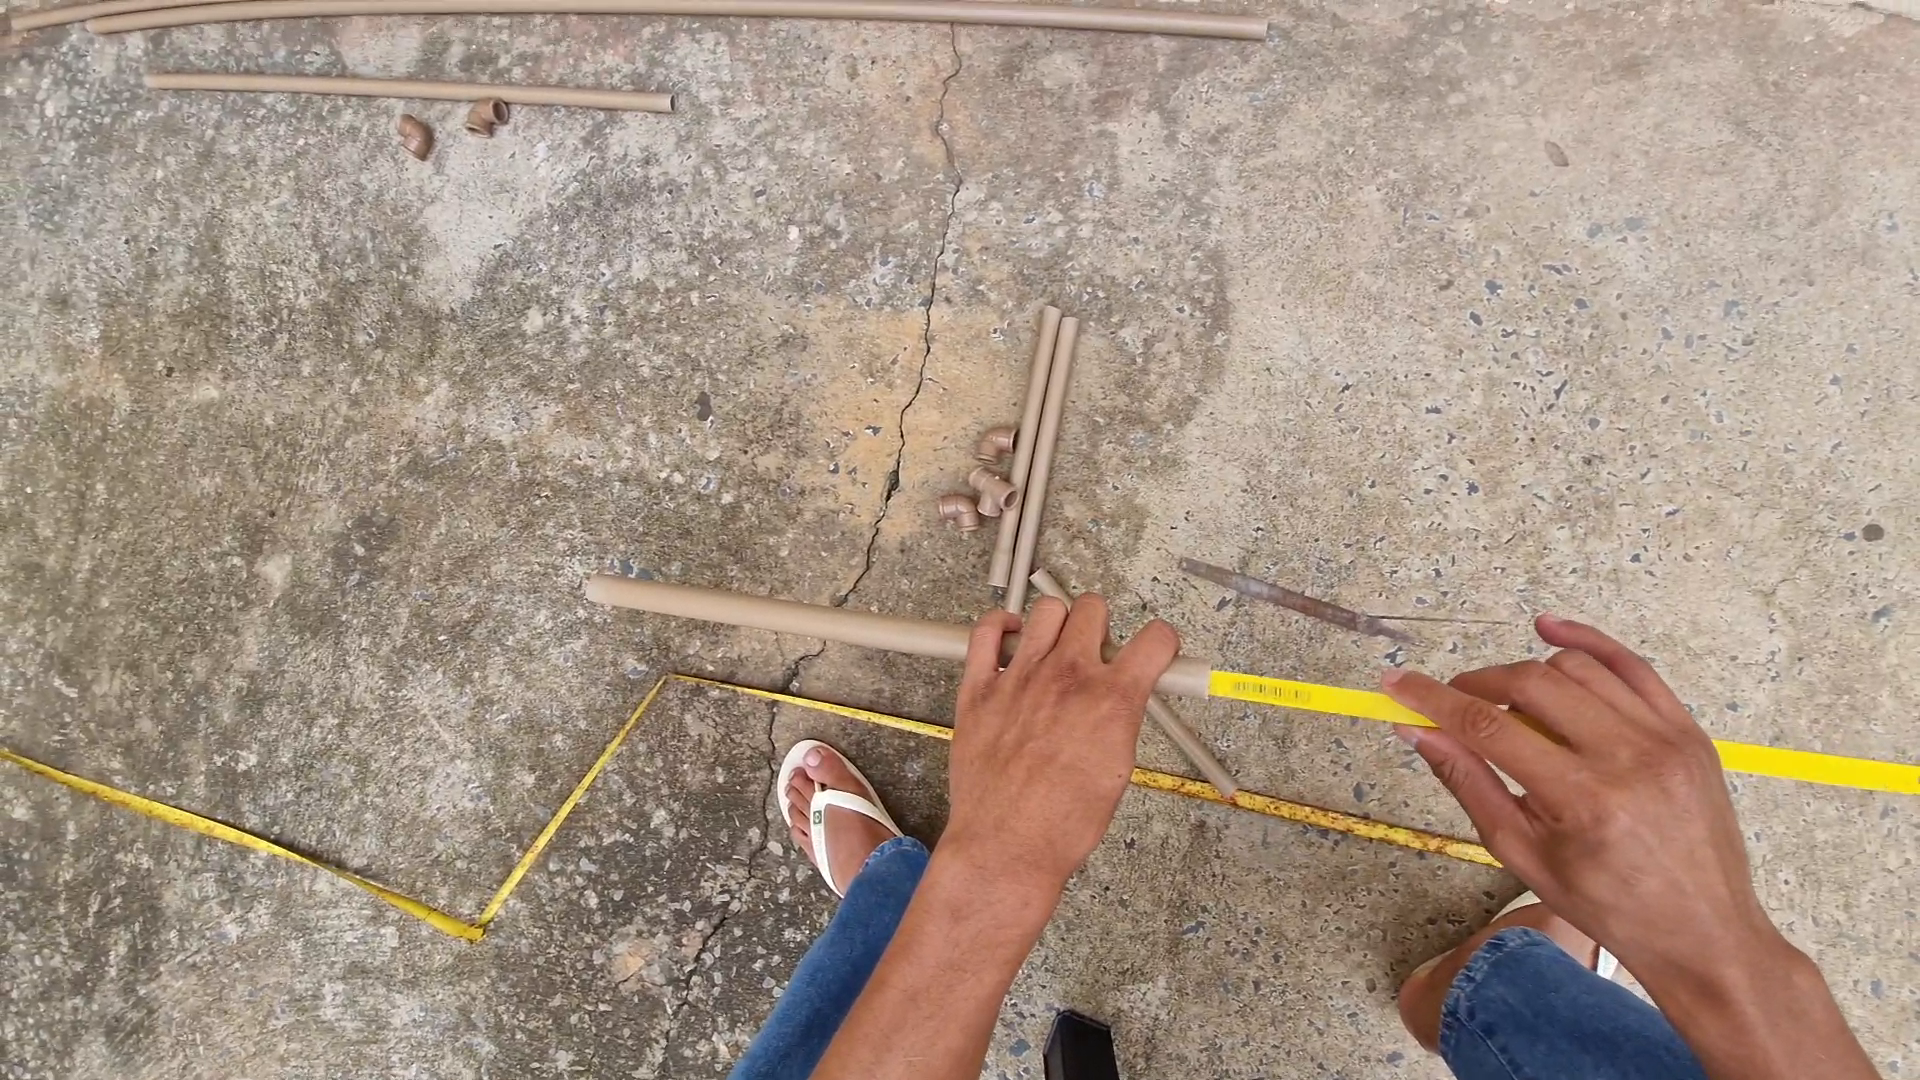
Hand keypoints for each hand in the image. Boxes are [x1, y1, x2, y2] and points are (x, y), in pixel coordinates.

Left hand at [944, 596, 1179, 893]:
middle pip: (1093, 608)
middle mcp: (1067, 675)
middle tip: (1094, 652)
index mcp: (1112, 698)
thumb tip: (1121, 695)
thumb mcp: (1118, 768)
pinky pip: (986, 630)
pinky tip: (1011, 637)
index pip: (1155, 639)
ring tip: (1053, 647)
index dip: (1160, 642)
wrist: (1008, 844)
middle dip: (1100, 625)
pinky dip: (1000, 625)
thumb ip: (1121, 717)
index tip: (1154, 648)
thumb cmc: (1064, 821)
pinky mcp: (980, 685)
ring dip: (1057, 622)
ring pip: (1046, 609)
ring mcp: (1020, 675)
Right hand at [1381, 614, 1782, 984]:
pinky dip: (1585, 640)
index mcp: (1584, 798)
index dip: (1432, 699)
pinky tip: (1547, 629)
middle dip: (1475, 684)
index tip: (1394, 684)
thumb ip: (1465, 781)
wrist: (1707, 933)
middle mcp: (1630, 758)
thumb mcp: (1517, 851)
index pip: (1488, 727)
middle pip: (1530, 685)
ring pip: (1573, 668)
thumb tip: (1415, 730)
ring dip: (1522, 675)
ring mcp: (1667, 739)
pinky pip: (1632, 665)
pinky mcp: (1688, 731)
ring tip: (1505, 703)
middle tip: (1450, 701)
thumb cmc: (1603, 901)